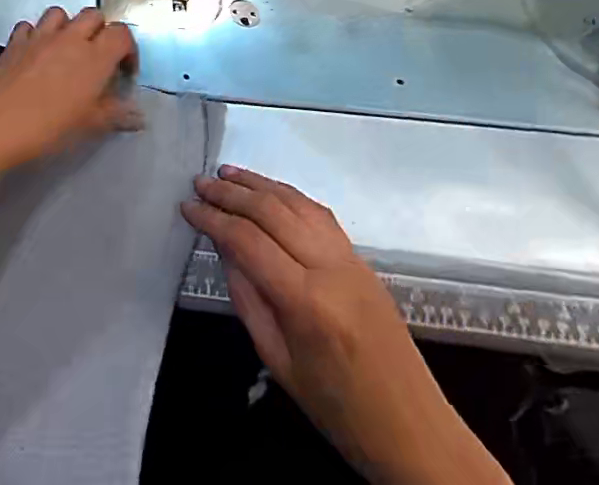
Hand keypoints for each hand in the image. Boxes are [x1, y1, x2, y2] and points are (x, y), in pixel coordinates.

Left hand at [0, 6, 138, 174]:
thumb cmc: (48, 128)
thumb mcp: (89, 125)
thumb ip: (116, 114)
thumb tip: (137, 117)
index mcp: (95, 56)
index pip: (122, 34)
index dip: (128, 49)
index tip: (124, 70)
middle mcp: (70, 38)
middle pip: (94, 16)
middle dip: (101, 31)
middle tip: (98, 58)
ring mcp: (39, 36)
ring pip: (61, 13)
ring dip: (69, 25)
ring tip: (67, 49)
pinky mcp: (15, 42)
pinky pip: (30, 26)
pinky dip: (36, 33)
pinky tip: (36, 53)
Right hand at [183, 167, 508, 484]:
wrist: (410, 426)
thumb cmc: (336, 407)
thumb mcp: (276, 360)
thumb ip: (247, 297)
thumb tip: (224, 249)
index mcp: (306, 301)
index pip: (249, 241)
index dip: (213, 219)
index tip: (187, 207)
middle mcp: (330, 268)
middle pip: (273, 211)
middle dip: (232, 193)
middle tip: (200, 183)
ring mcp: (350, 258)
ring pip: (298, 203)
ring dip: (260, 184)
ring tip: (227, 173)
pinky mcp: (362, 258)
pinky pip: (320, 214)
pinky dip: (289, 195)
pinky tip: (269, 191)